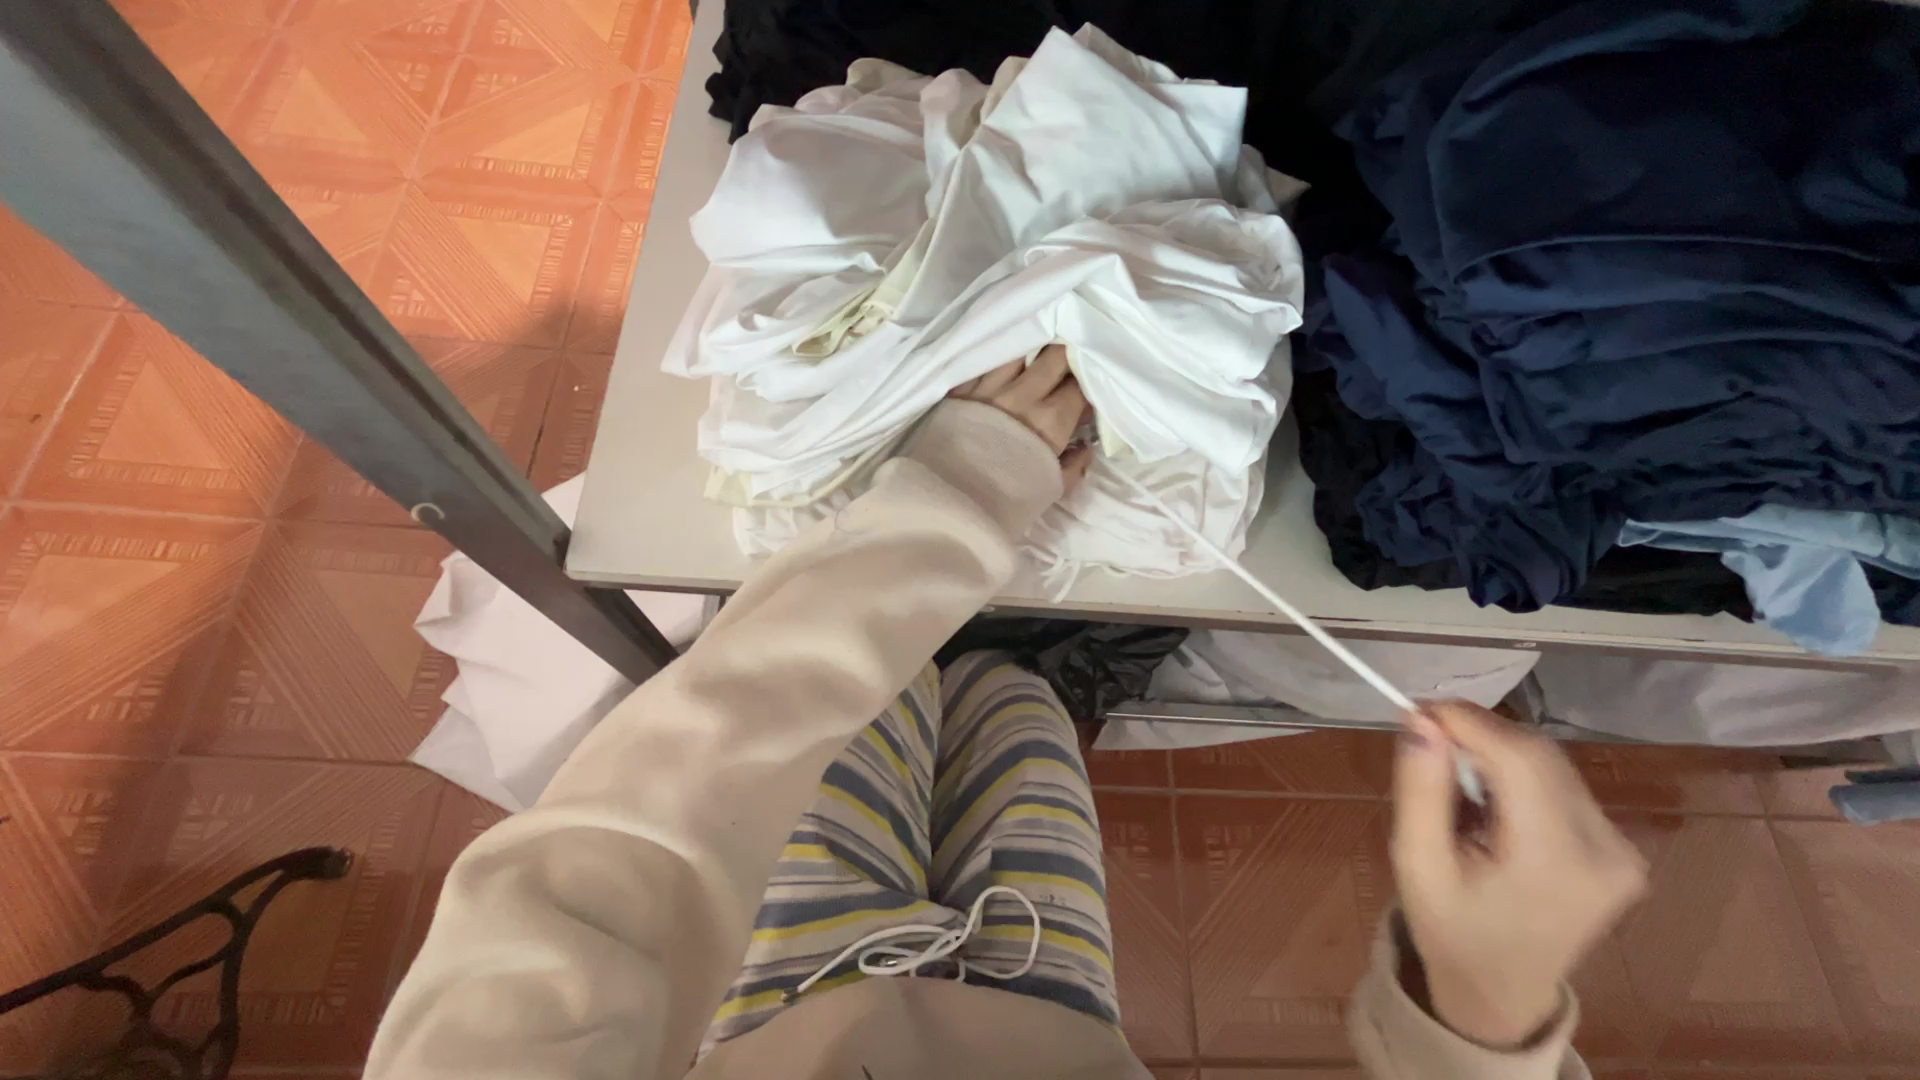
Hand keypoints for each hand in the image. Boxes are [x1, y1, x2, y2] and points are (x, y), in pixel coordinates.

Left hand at [950, 344, 1094, 490]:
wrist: (948, 505)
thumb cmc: (1004, 500)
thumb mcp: (1049, 489)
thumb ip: (1074, 465)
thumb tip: (1085, 446)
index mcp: (1050, 422)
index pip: (1080, 385)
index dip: (1088, 383)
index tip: (1086, 389)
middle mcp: (1022, 397)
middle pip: (1055, 356)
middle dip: (1067, 354)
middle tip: (1067, 362)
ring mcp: (988, 388)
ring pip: (1020, 348)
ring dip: (1032, 350)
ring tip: (1035, 355)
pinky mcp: (961, 388)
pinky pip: (986, 361)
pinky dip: (1000, 358)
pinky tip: (1003, 361)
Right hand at [1391, 702, 1648, 1048]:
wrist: (1501, 989)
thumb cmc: (1449, 928)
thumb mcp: (1416, 861)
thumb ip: (1420, 788)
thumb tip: (1420, 720)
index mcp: (1554, 862)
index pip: (1521, 759)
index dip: (1469, 721)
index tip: (1417, 711)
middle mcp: (1605, 850)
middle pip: (1539, 755)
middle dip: (1478, 733)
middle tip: (1424, 740)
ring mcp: (1621, 850)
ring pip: (1550, 762)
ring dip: (1496, 752)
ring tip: (1454, 782)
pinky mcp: (1619, 847)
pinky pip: (1560, 782)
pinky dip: (1516, 773)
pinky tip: (1489, 803)